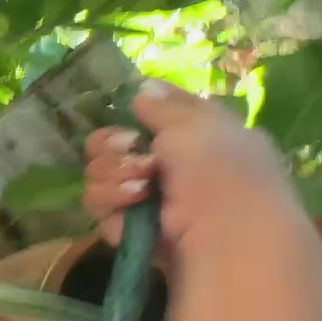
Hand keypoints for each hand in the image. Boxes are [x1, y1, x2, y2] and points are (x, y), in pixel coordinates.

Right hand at [83, 78, 297, 252]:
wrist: (224, 234)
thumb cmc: (223, 173)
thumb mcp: (199, 126)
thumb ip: (165, 106)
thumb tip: (142, 87)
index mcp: (195, 136)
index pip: (150, 113)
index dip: (135, 110)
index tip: (132, 110)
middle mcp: (168, 163)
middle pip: (109, 142)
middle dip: (112, 145)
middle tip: (130, 149)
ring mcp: (145, 194)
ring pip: (97, 171)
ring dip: (114, 175)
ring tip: (142, 188)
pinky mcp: (125, 222)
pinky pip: (97, 202)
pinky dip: (112, 202)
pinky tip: (135, 205)